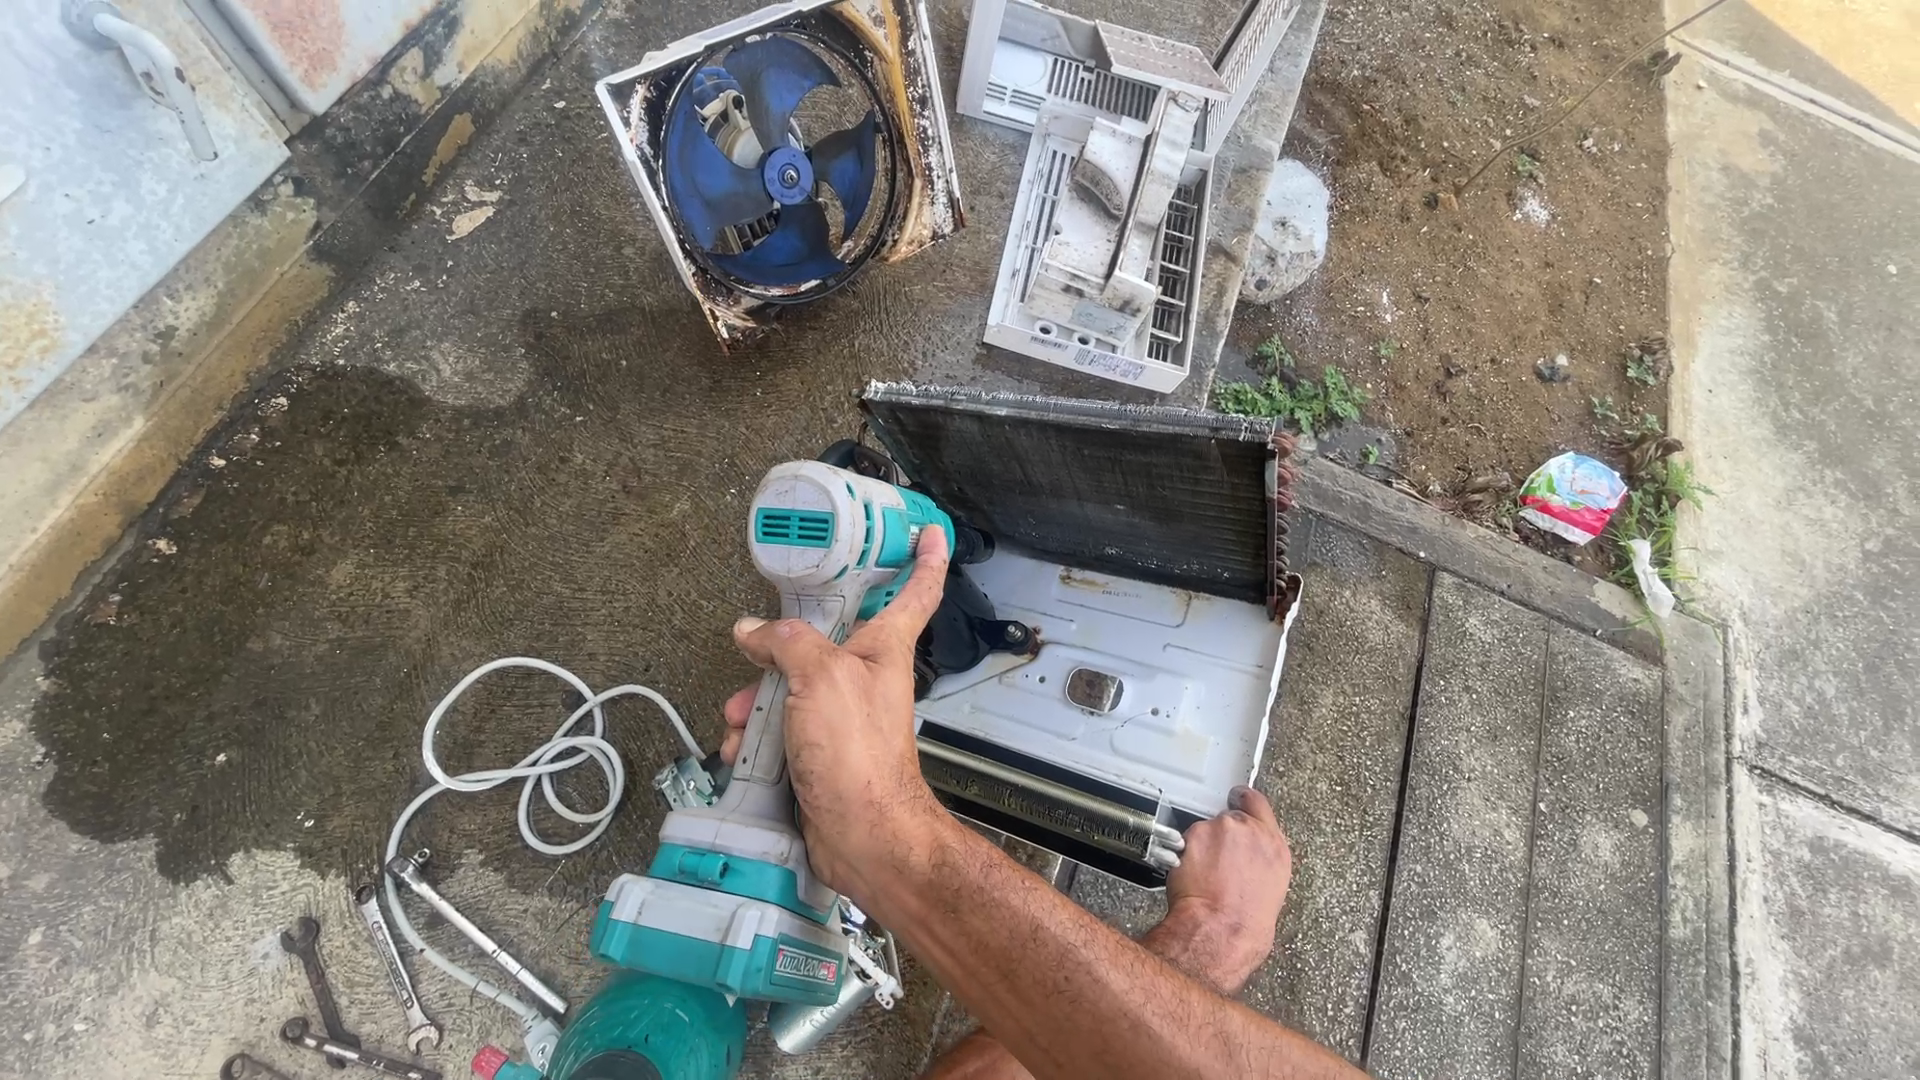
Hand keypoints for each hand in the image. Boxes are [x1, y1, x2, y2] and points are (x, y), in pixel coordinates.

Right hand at [720, 527, 952, 899]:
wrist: (860, 835)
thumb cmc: (860, 756)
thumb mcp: (821, 678)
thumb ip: (787, 644)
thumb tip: (754, 632)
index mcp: (884, 647)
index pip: (916, 590)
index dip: (925, 558)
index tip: (930, 532)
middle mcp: (865, 674)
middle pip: (822, 637)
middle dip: (779, 651)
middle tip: (761, 658)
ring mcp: (840, 711)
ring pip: (789, 683)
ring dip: (758, 701)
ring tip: (748, 723)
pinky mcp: (817, 745)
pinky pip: (779, 724)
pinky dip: (757, 734)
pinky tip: (745, 750)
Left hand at [1148, 786, 1292, 995]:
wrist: (1221, 929)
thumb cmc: (1246, 923)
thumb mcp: (1270, 886)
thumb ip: (1261, 858)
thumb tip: (1250, 857)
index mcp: (1275, 846)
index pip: (1258, 803)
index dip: (1244, 799)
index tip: (1236, 798)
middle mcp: (1249, 830)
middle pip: (1229, 818)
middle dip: (1222, 835)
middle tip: (1217, 860)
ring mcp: (1220, 828)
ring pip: (1207, 829)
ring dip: (1204, 844)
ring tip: (1206, 873)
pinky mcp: (1195, 833)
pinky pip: (1188, 838)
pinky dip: (1187, 851)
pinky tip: (1193, 872)